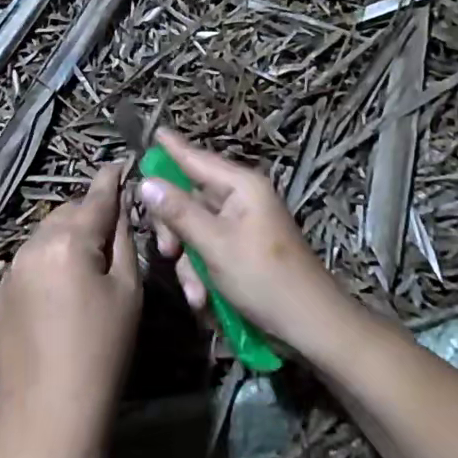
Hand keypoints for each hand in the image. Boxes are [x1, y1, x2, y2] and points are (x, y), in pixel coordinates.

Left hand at [0, 164, 140, 446]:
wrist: (48, 417)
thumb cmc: (102, 354)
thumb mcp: (128, 294)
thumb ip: (123, 242)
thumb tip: (119, 212)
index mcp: (67, 241)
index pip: (95, 198)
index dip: (110, 180)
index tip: (119, 164)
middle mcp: (31, 245)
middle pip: (66, 214)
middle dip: (88, 215)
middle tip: (113, 234)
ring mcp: (9, 270)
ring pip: (45, 236)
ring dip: (66, 239)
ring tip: (87, 268)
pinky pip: (29, 263)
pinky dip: (47, 264)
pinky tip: (60, 295)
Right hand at [136, 130, 354, 351]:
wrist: (312, 325)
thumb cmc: (263, 278)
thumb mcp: (214, 244)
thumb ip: (177, 212)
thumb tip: (145, 182)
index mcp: (241, 186)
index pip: (198, 159)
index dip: (173, 148)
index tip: (155, 132)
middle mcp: (242, 198)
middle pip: (189, 198)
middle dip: (174, 228)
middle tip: (166, 251)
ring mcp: (243, 225)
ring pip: (195, 229)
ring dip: (188, 260)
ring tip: (195, 291)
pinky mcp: (243, 249)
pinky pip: (209, 250)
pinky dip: (202, 272)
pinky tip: (203, 297)